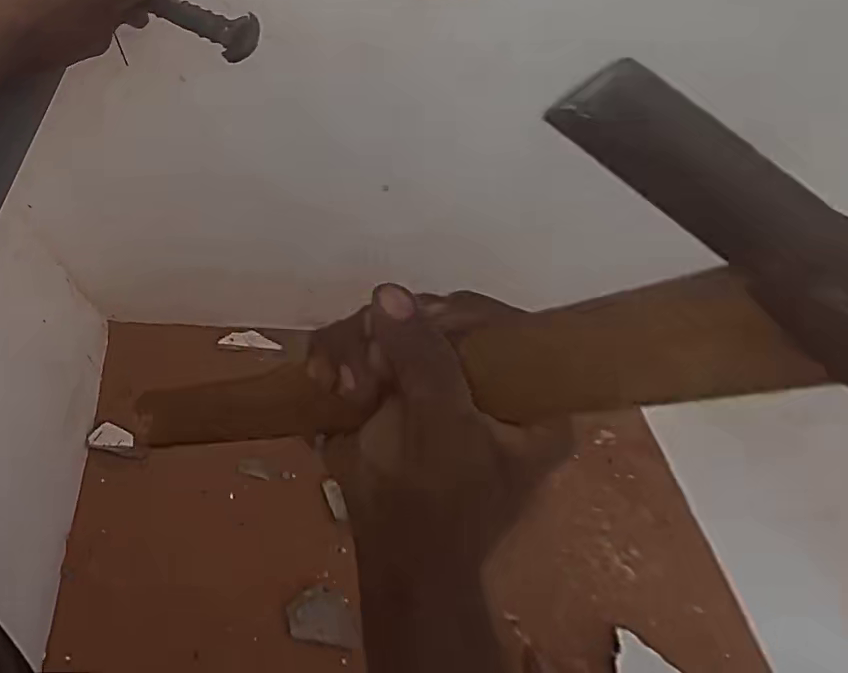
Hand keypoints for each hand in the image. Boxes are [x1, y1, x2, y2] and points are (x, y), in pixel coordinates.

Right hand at [313, 285, 569, 670]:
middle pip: (428, 316)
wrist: (392, 556)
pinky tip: (324, 383)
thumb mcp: (443, 431)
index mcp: (523, 392)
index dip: (453, 315)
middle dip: (387, 339)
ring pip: (383, 327)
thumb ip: (423, 360)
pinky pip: (354, 345)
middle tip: (368, 370)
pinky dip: (333, 357)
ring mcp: (426, 376)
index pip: (496, 323)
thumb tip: (390, 292)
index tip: (412, 328)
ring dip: (352, 350)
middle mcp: (476, 375)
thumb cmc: (439, 506)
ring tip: (343, 389)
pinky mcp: (385, 381)